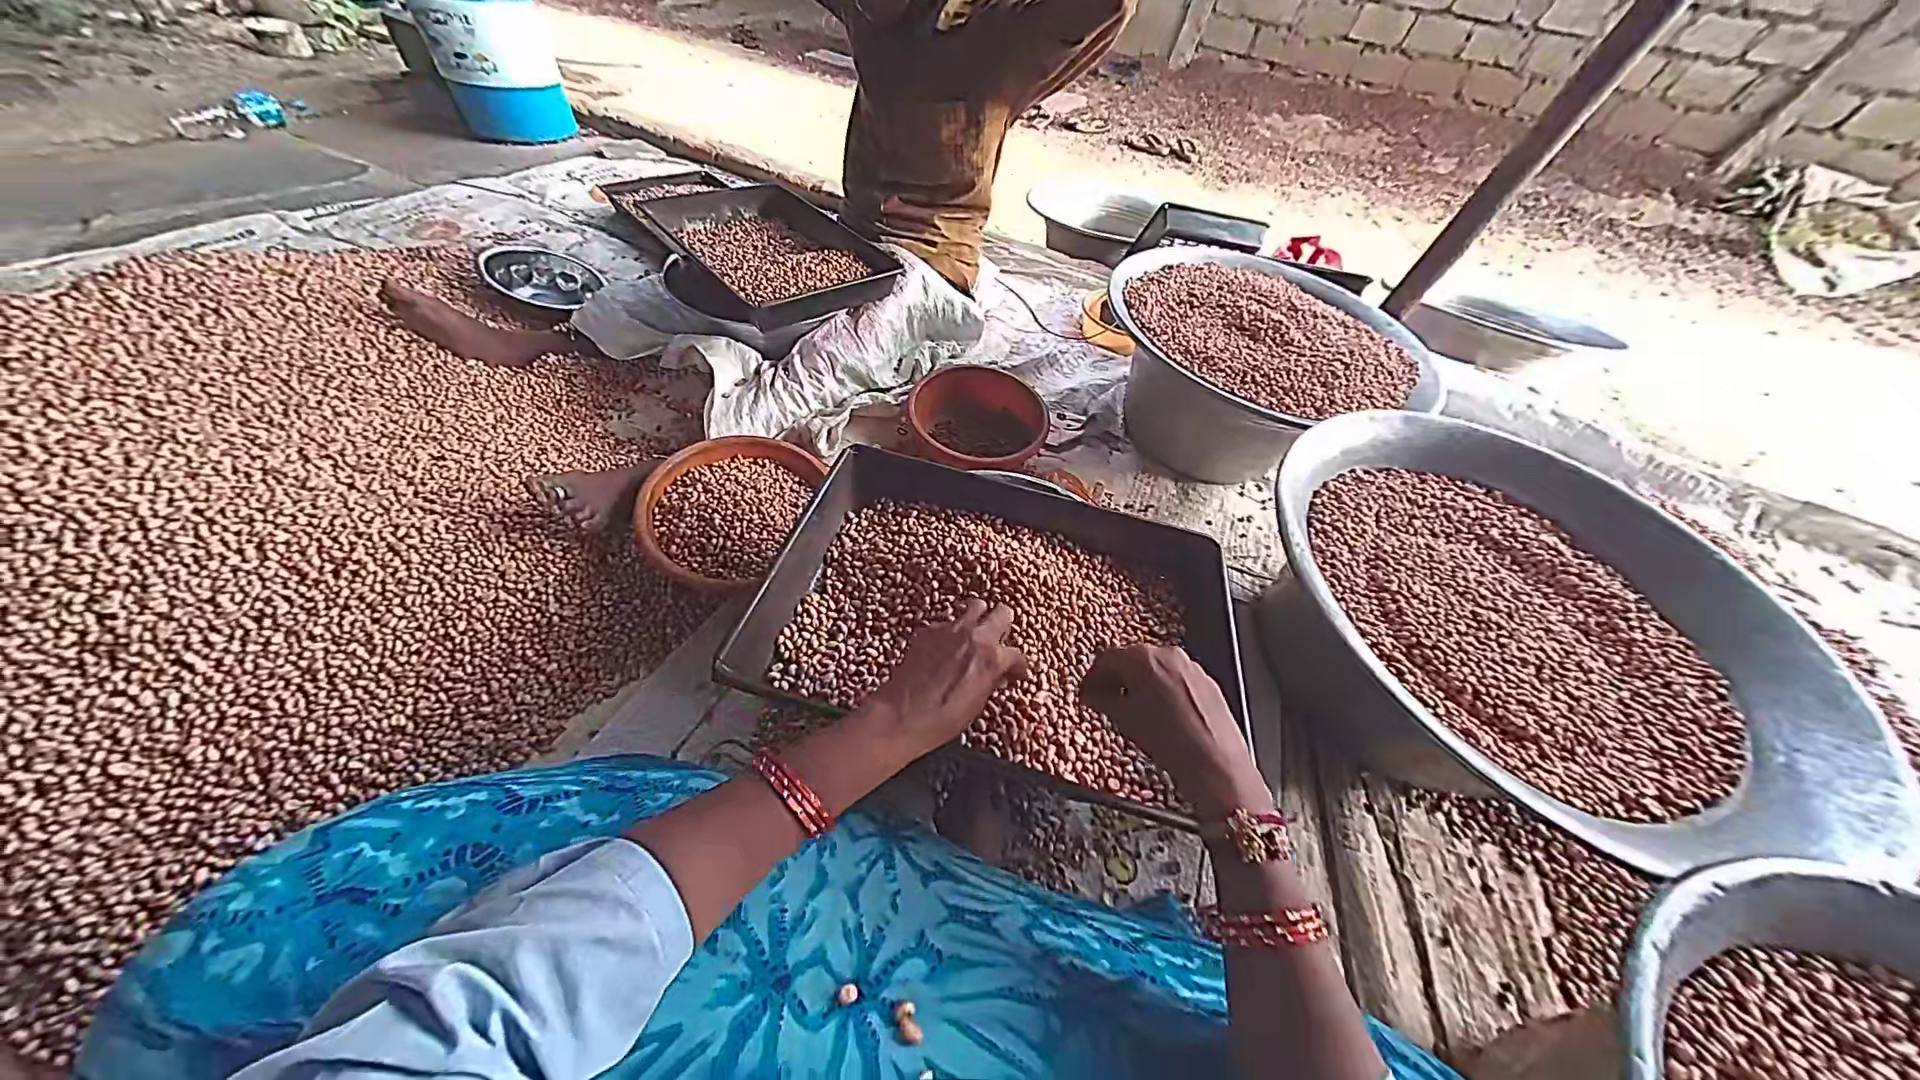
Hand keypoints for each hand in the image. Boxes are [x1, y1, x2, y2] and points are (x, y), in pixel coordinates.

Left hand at [862, 599, 1027, 760]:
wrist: (903, 714)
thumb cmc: (942, 718)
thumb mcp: (978, 703)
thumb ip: (991, 680)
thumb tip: (997, 674)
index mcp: (992, 658)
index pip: (1016, 654)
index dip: (1017, 666)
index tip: (1015, 672)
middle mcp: (975, 636)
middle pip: (1002, 613)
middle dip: (1003, 625)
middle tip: (999, 640)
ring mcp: (950, 629)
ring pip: (974, 607)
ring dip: (978, 618)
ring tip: (974, 634)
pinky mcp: (929, 630)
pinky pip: (948, 622)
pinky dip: (951, 631)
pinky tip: (946, 647)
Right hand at [1080, 644, 1268, 818]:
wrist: (1215, 765)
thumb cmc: (1171, 742)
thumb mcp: (1124, 720)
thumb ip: (1102, 699)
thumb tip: (1094, 696)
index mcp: (1143, 659)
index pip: (1107, 659)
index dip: (1092, 678)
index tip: (1087, 693)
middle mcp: (1169, 655)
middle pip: (1132, 659)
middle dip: (1116, 679)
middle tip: (1103, 699)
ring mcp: (1191, 667)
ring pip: (1156, 669)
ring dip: (1139, 684)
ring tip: (1131, 709)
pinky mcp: (1207, 682)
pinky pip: (1176, 679)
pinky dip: (1162, 690)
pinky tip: (1158, 714)